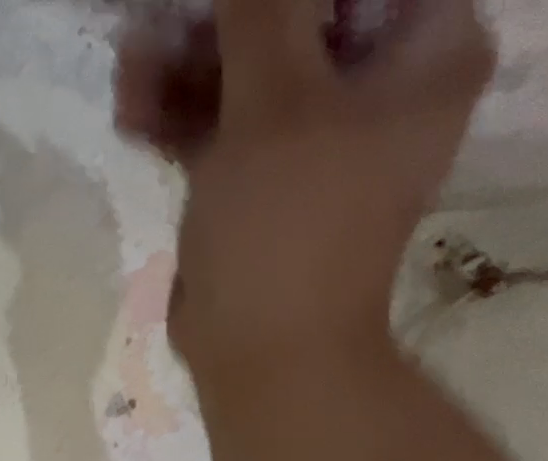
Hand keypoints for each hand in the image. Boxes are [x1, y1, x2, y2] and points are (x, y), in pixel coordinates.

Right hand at [116, 0, 495, 364]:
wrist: (259, 341)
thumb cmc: (285, 222)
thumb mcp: (274, 107)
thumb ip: (261, 17)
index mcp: (421, 54)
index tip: (207, 4)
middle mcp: (374, 85)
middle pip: (291, 20)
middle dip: (213, 27)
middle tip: (148, 35)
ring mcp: (311, 133)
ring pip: (241, 72)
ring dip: (180, 72)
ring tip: (126, 81)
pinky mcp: (256, 175)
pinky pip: (216, 123)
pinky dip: (175, 116)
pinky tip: (131, 117)